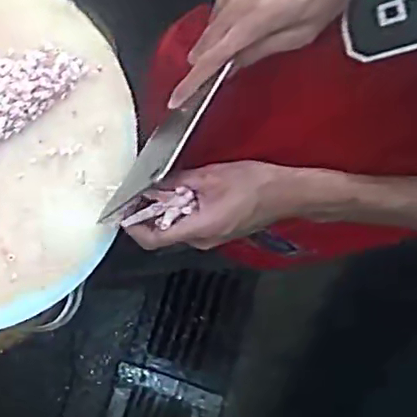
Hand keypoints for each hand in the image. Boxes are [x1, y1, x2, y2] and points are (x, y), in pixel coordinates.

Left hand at [122, 161, 346, 250]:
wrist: (293, 193)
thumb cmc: (258, 184)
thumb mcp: (211, 176)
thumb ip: (178, 182)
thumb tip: (155, 185)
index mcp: (197, 229)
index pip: (152, 239)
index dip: (133, 228)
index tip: (122, 214)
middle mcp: (201, 240)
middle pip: (162, 234)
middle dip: (149, 214)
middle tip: (142, 194)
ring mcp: (211, 239)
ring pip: (177, 228)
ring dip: (167, 211)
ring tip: (166, 189)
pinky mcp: (219, 232)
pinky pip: (192, 224)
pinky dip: (183, 211)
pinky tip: (187, 193)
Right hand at [169, 0, 384, 108]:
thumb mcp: (301, 34)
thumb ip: (260, 52)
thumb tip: (234, 65)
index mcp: (251, 20)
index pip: (209, 60)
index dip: (191, 83)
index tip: (177, 98)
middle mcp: (237, 2)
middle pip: (203, 46)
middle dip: (204, 63)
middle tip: (216, 75)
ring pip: (209, 28)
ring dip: (216, 42)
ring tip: (240, 46)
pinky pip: (218, 10)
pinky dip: (223, 23)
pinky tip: (241, 25)